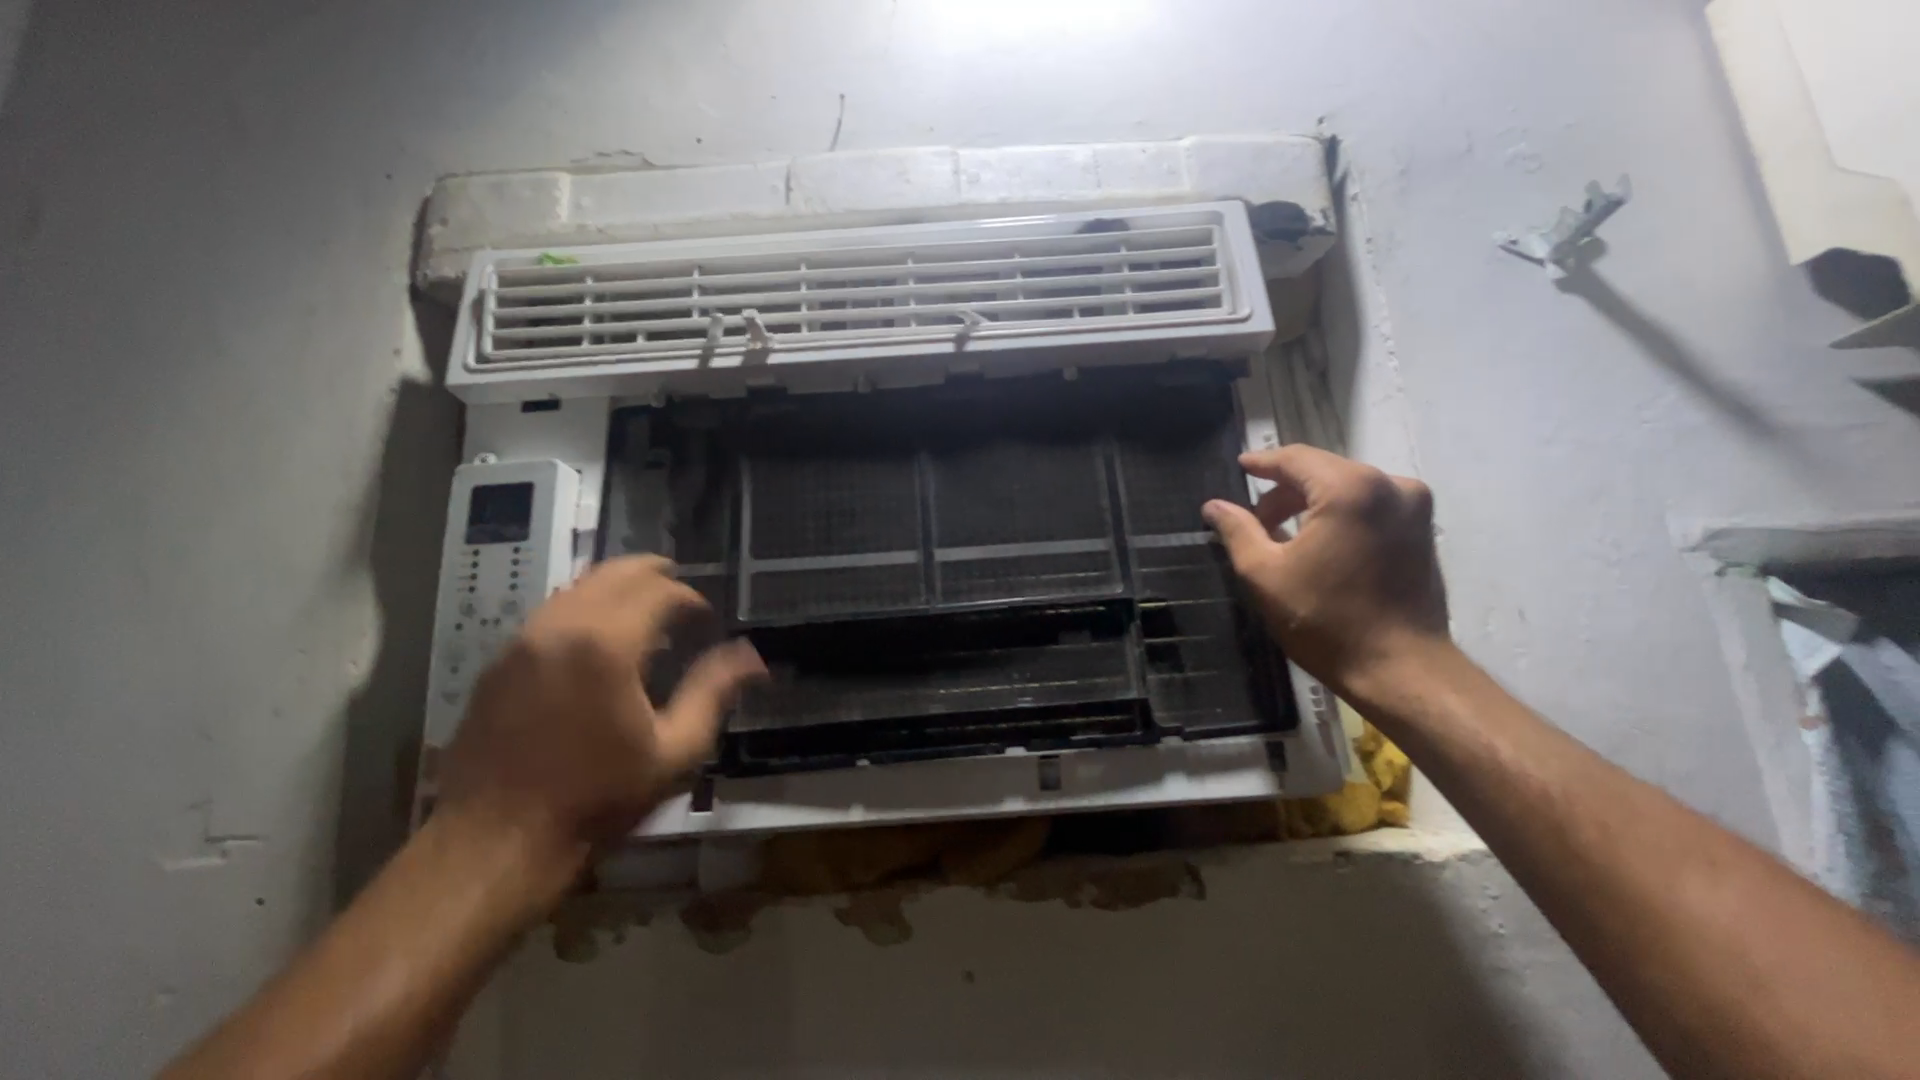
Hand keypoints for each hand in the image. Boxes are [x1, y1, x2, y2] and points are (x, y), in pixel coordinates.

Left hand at [437, 555, 764, 855]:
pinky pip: (549, 613)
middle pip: (612, 574)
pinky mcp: (499, 663)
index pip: (658, 592)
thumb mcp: (673, 751)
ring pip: (576, 588)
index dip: (689, 598)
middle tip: (681, 593)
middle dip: (652, 575)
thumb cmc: (597, 798)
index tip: (707, 619)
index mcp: (607, 643)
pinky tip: (598, 641)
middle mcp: (561, 626)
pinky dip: (582, 609)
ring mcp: (523, 641)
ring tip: (644, 612)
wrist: (498, 838)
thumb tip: (751, 656)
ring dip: (615, 588)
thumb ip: (712, 692)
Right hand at [1202, 445, 1448, 695]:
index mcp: (1350, 488)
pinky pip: (1372, 507)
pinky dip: (1342, 516)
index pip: (1296, 459)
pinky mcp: (1424, 531)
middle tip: (1254, 521)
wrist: (1400, 669)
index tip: (1240, 468)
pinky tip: (1320, 546)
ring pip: (1349, 489)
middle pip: (1324, 471)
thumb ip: (1237, 530)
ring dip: (1314, 505)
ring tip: (1284, 537)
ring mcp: (1414, 507)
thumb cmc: (1326, 621)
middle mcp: (1390, 485)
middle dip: (1286, 492)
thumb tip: (1214, 505)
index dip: (1263, 463)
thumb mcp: (1265, 575)